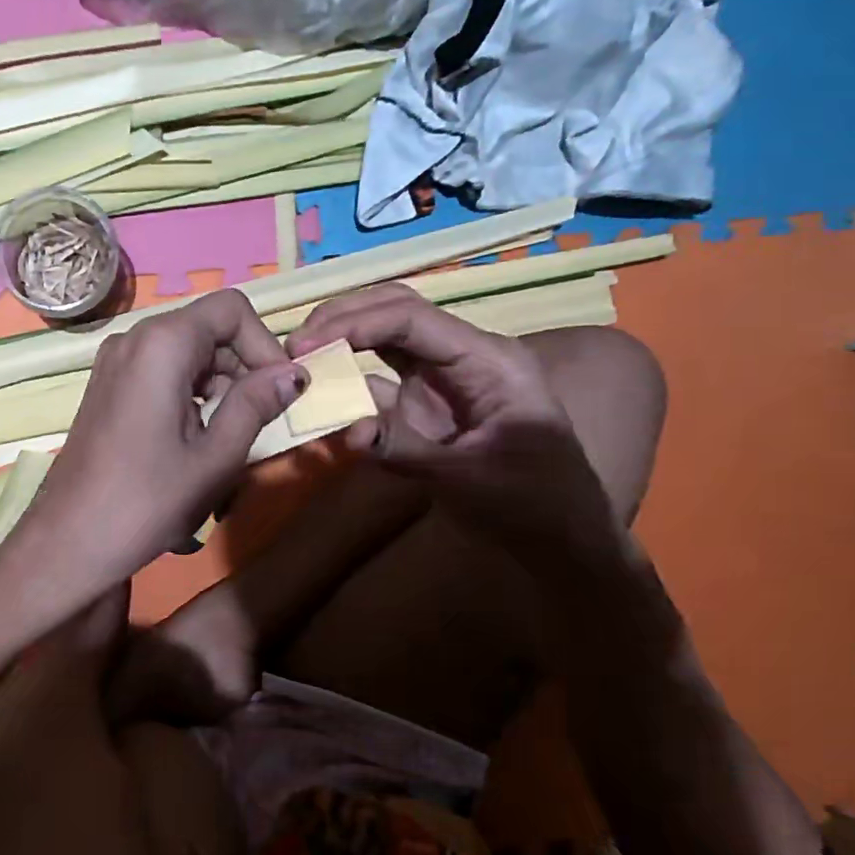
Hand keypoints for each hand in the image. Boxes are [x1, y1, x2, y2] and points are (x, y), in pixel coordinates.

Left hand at [17, 290, 306, 589]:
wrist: (70, 542)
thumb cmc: (148, 500)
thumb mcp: (216, 455)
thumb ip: (256, 404)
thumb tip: (293, 373)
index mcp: (161, 344)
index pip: (231, 309)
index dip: (264, 343)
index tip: (280, 390)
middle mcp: (133, 339)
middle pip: (208, 329)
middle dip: (243, 367)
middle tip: (260, 420)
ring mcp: (114, 363)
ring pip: (186, 352)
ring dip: (220, 384)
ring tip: (228, 437)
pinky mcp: (107, 387)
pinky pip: (161, 371)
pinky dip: (191, 393)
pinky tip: (195, 438)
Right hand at [286, 284, 618, 550]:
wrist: (559, 541)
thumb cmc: (533, 505)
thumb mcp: (470, 480)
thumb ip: (408, 449)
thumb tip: (350, 432)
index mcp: (487, 361)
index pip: (414, 321)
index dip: (357, 323)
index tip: (306, 344)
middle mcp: (461, 358)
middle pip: (398, 313)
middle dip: (344, 318)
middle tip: (295, 342)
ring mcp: (441, 380)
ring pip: (385, 339)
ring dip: (342, 341)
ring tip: (299, 356)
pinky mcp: (424, 405)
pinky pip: (379, 382)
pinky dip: (347, 384)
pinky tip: (320, 393)